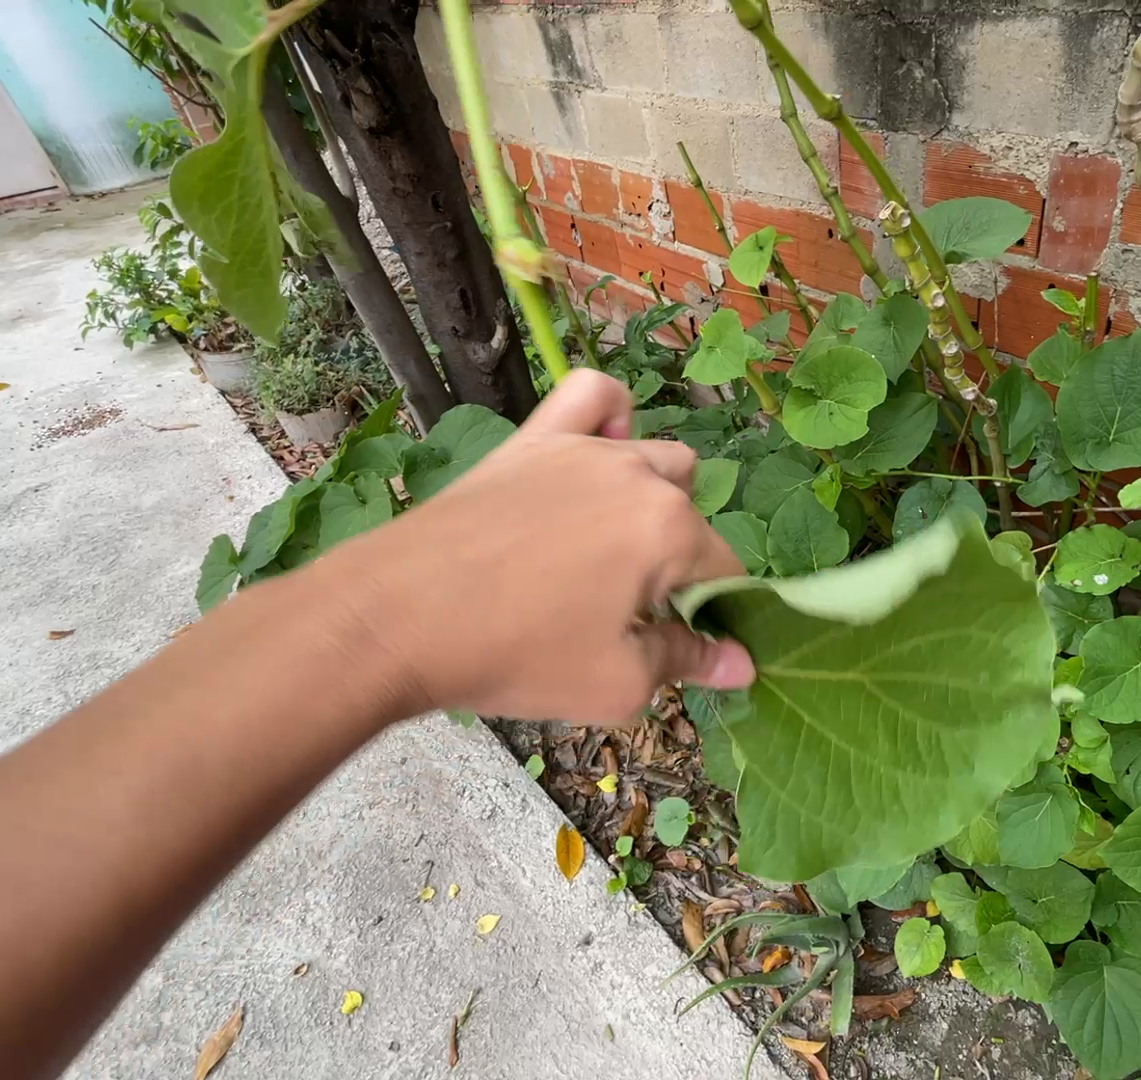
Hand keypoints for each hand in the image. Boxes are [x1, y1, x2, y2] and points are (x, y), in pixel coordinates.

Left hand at [311, 369, 754, 725]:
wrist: (395, 618)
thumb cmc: (516, 655)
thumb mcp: (616, 682)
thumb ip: (689, 662)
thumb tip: (745, 665)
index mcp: (669, 530)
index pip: (724, 568)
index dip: (715, 610)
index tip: (685, 640)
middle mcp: (638, 475)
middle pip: (692, 509)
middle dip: (679, 556)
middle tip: (632, 602)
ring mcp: (584, 448)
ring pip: (655, 456)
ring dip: (654, 497)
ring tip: (611, 541)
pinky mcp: (535, 438)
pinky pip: (590, 396)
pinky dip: (608, 416)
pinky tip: (598, 450)